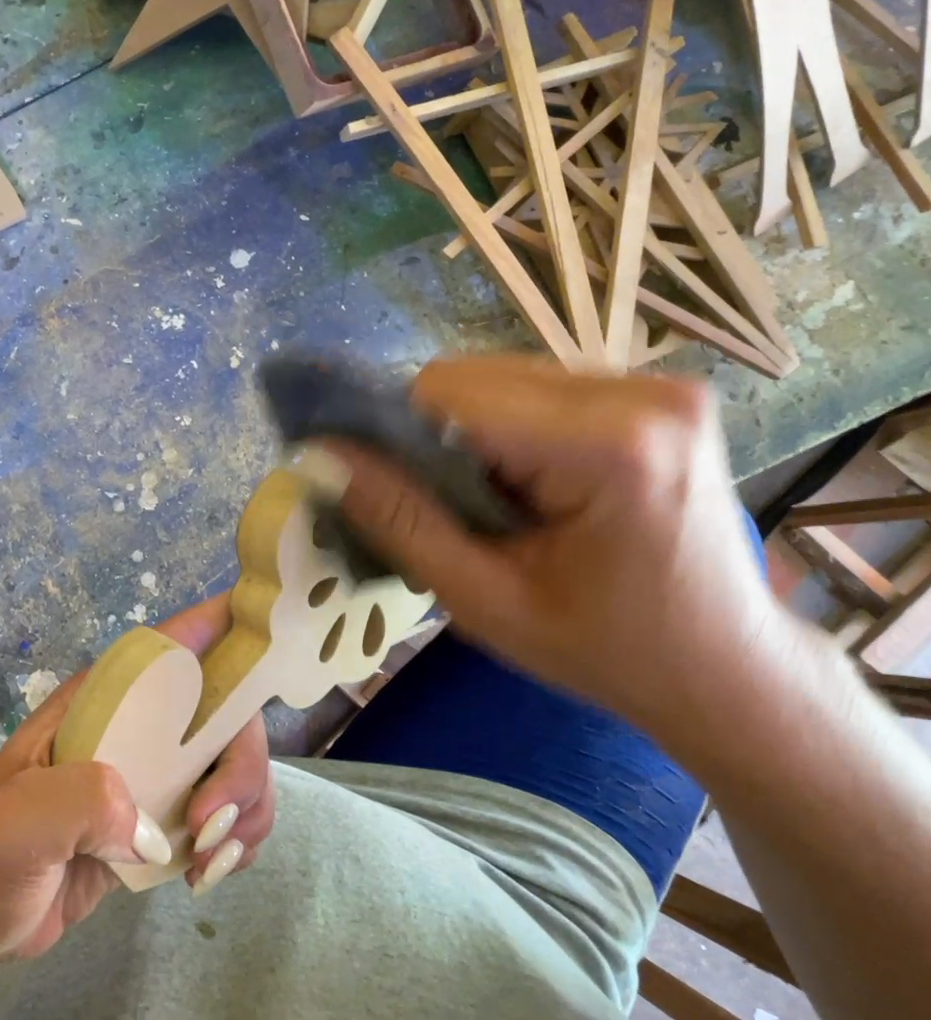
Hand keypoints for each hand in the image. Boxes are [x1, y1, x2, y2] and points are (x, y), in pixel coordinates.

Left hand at [0, 599, 276, 1016]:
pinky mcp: (160, 821)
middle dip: (240, 769)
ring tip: (205, 861)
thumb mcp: (11, 825)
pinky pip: (227, 816)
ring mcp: (149, 774)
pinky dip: (235, 842)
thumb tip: (145, 817)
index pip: (164, 649)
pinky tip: (204, 873)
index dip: (221, 630)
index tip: (273, 635)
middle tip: (208, 825)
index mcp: (94, 706)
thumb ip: (74, 803)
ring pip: (234, 768)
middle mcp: (131, 729)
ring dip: (243, 813)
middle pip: (224, 715)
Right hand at [324, 355, 789, 728]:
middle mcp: (642, 393)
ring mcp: (654, 386)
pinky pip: (530, 388)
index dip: (388, 433)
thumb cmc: (607, 650)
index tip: (365, 484)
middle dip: (429, 437)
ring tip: (484, 504)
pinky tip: (518, 485)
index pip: (449, 396)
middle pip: (470, 378)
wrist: (728, 670)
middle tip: (439, 509)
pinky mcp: (652, 393)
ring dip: (462, 433)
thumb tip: (319, 455)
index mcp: (612, 446)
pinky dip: (499, 429)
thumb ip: (398, 520)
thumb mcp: (482, 600)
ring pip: (494, 377)